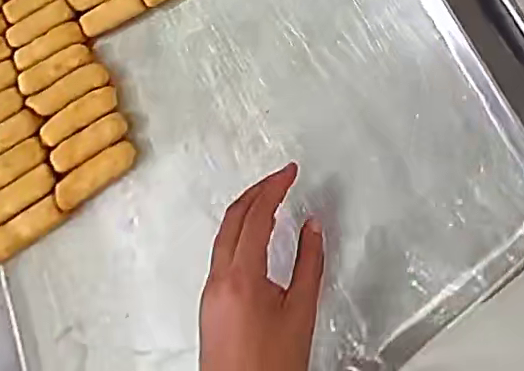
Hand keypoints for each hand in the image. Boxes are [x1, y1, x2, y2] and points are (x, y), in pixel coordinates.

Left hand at [199, 163, 324, 370]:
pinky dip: (241, 232)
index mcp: (241, 276)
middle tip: (281, 177)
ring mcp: (210, 294)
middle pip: (233, 218)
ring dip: (247, 210)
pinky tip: (258, 235)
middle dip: (258, 191)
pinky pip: (222, 253)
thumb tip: (313, 226)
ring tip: (272, 198)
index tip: (291, 171)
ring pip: (225, 235)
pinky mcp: (210, 307)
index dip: (275, 186)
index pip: (256, 215)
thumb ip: (309, 262)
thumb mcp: (301, 312)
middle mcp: (218, 280)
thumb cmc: (271, 365)